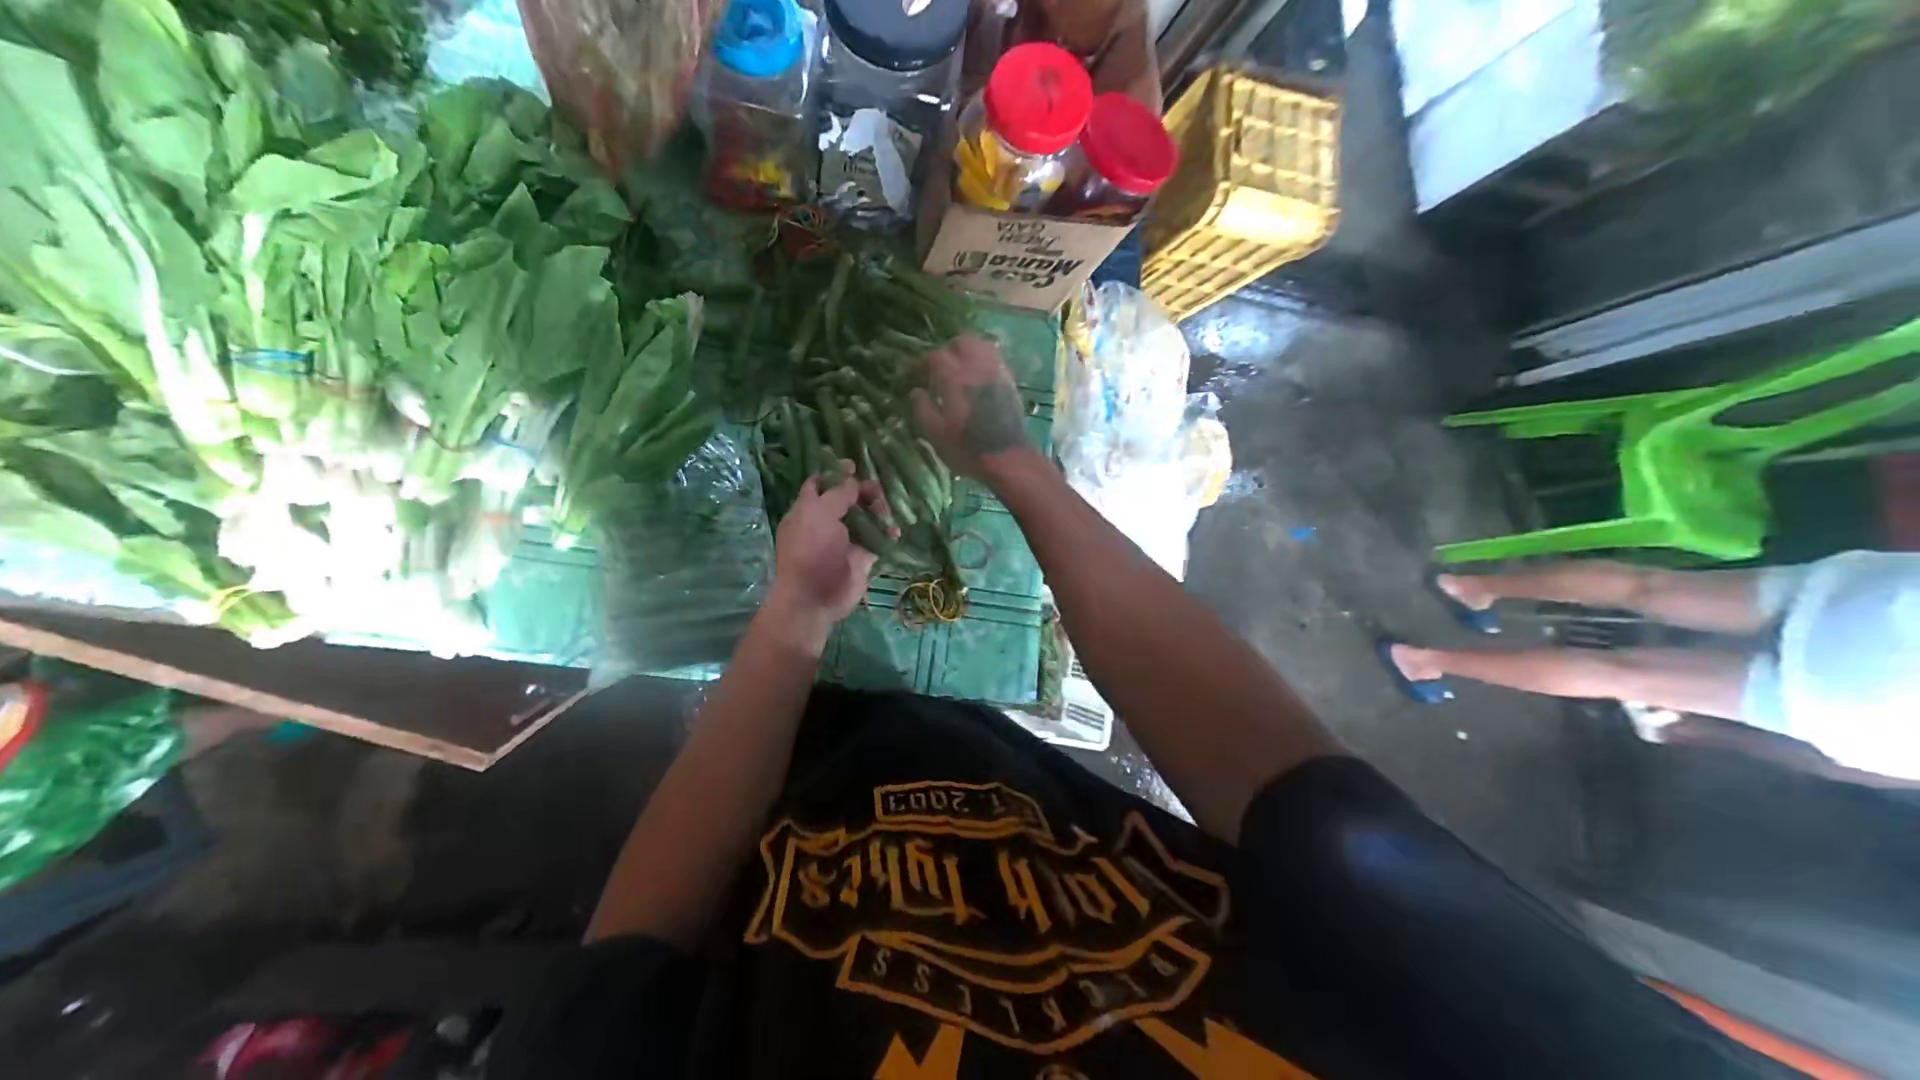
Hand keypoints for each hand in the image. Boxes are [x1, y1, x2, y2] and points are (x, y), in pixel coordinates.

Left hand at [765, 461, 886, 646]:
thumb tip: (854, 480)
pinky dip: (888, 533)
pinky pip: (878, 539)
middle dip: (863, 490)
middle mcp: (825, 522)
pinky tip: (895, 530)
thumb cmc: (810, 550)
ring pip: (865, 516)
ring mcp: (844, 540)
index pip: (819, 484)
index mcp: (807, 509)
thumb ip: (838, 493)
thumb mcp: (819, 513)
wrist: (815, 596)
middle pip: (847, 498)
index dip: (835, 472)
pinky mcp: (861, 557)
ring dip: (878, 509)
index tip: (854, 464)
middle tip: (878, 489)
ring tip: (887, 510)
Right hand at [912, 336, 1029, 478]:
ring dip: (967, 352)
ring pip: (981, 345)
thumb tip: (916, 391)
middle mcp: (977, 367)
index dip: (922, 362)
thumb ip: (922, 408)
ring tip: (959, 369)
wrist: (1006, 458)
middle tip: (938, 368)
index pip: (935, 355)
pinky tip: (976, 377)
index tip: (914, 373)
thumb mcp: (935, 433)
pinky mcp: (1009, 381)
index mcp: (955, 377)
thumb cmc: (966, 448)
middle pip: (961, 342)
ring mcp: (996, 372)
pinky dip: (983, 360)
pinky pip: (995, 359)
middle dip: (947, 350)